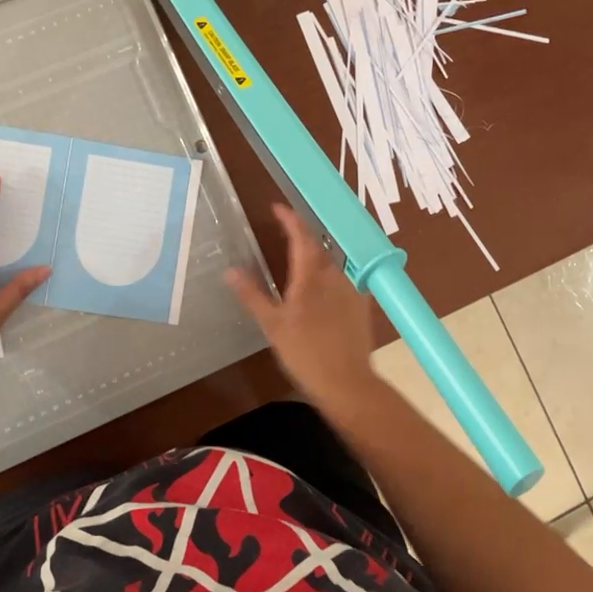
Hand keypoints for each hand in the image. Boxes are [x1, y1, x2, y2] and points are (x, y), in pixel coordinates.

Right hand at [225, 203, 379, 405]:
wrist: (348, 384)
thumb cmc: (305, 353)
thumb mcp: (272, 325)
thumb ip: (252, 295)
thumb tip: (230, 271)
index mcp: (311, 276)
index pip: (301, 237)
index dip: (290, 219)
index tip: (277, 208)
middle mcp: (335, 276)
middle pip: (319, 247)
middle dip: (302, 237)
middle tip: (284, 233)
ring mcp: (352, 290)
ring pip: (331, 264)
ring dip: (316, 257)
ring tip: (298, 260)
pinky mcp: (362, 306)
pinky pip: (343, 281)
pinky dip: (328, 276)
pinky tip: (321, 289)